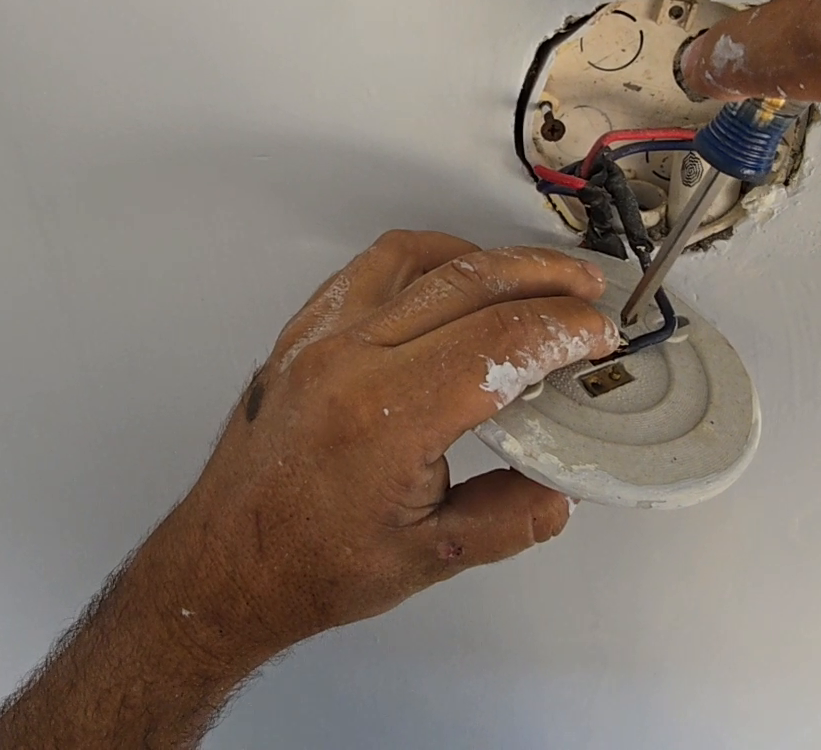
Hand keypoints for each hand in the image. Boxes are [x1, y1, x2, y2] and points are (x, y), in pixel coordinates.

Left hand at [0, 232, 618, 748]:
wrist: (225, 560)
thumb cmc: (308, 564)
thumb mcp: (426, 558)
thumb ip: (507, 519)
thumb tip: (557, 489)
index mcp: (385, 417)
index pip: (496, 346)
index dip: (560, 331)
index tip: (596, 332)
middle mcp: (349, 360)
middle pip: (467, 284)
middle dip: (541, 277)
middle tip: (584, 286)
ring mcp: (321, 336)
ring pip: (418, 258)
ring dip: (486, 256)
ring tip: (530, 271)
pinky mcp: (305, 329)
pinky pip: (372, 266)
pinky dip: (426, 256)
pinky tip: (452, 271)